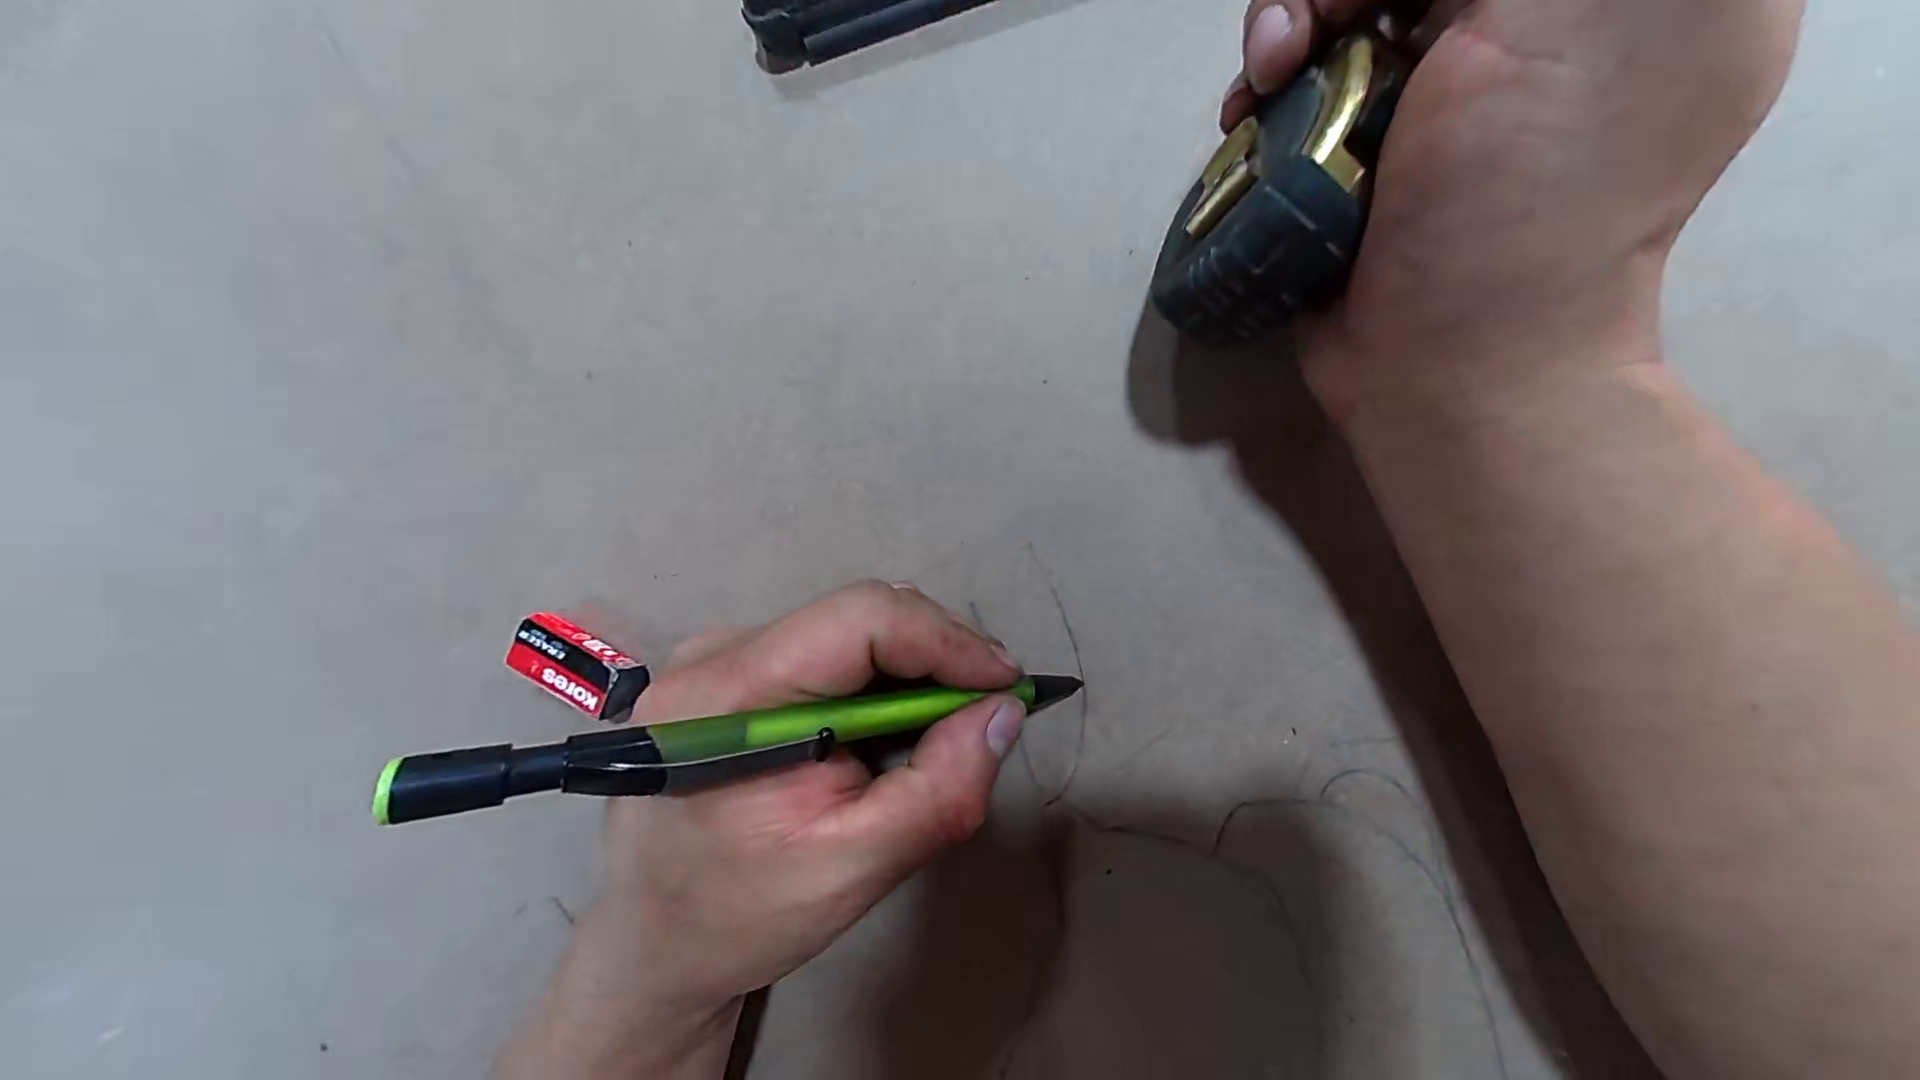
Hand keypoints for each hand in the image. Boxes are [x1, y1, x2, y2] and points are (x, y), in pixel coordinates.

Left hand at [497, 582, 1026, 1079]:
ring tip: (951, 720)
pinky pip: (836, 646)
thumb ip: (939, 791)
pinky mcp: (743, 663)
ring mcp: (727, 652)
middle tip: (992, 705)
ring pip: (855, 625)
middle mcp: (721, 651)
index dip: (945, 640)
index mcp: (728, 696)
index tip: (1006, 684)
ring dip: (918, 664)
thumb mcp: (854, 870)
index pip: (859, 619)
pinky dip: (886, 676)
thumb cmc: (741, 916)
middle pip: (861, 613)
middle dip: (941, 652)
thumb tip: (1004, 710)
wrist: (654, 938)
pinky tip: (900, 722)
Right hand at [1222, 0, 1803, 415]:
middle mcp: (1523, 33)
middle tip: (1281, 50)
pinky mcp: (1359, 165)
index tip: (1361, 4)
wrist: (1448, 366)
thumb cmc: (1522, 203)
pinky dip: (1267, 100)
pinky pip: (1307, 97)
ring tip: (1252, 95)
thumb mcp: (1573, 16)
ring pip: (1342, 26)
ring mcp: (1432, 103)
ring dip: (1283, 41)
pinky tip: (1243, 121)